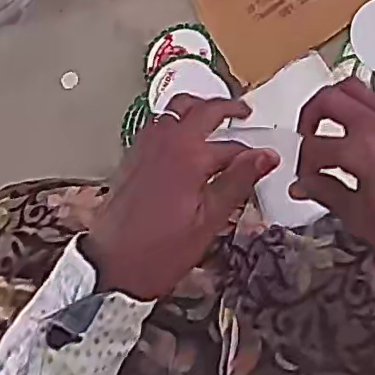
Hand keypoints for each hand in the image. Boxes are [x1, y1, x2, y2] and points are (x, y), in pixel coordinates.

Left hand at [85, 95, 277, 299]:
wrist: (109, 268)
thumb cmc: (156, 252)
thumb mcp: (209, 220)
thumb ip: (238, 181)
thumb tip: (265, 157)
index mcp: (189, 157)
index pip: (232, 146)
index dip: (252, 154)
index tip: (264, 160)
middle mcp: (166, 143)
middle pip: (204, 109)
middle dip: (229, 108)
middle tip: (243, 112)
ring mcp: (146, 147)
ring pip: (177, 107)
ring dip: (198, 105)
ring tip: (213, 112)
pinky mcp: (133, 156)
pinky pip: (158, 121)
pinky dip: (175, 117)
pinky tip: (181, 131)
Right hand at [292, 79, 374, 281]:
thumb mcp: (358, 218)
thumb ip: (326, 191)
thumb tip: (299, 183)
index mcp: (364, 149)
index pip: (316, 145)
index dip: (303, 164)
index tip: (304, 179)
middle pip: (331, 97)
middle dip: (310, 115)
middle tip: (306, 140)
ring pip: (355, 89)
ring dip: (334, 104)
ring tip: (325, 130)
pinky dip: (357, 107)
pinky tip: (352, 134)